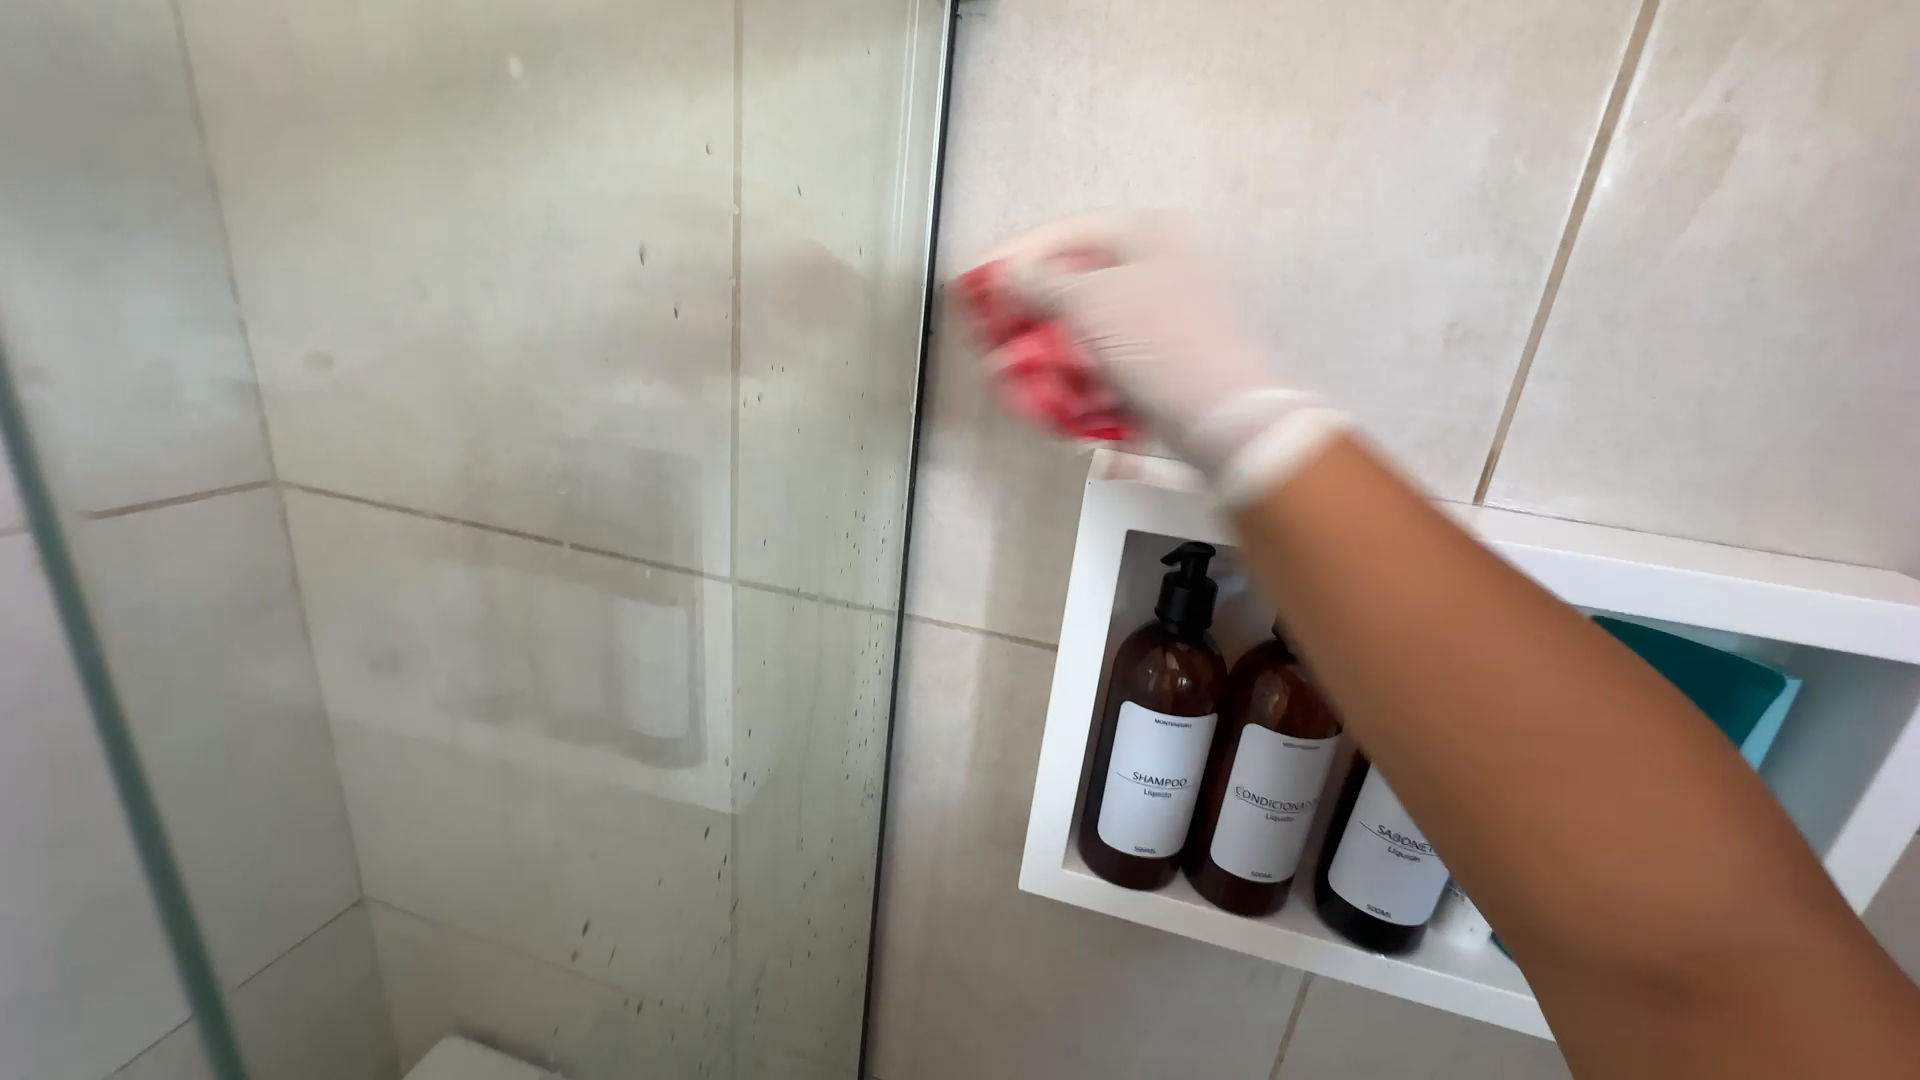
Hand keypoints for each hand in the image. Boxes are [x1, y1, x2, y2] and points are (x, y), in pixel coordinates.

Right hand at [960, 209, 1346, 504]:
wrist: (1229, 423)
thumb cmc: (1171, 349)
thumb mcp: (1094, 303)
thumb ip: (1043, 282)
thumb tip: (1011, 273)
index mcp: (1151, 236)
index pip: (1066, 233)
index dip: (1015, 256)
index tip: (978, 279)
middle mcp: (1159, 271)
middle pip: (1073, 286)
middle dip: (1026, 317)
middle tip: (993, 335)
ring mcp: (1160, 323)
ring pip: (1085, 332)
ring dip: (1045, 356)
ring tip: (1015, 378)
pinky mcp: (1159, 367)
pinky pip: (1104, 366)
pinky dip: (1075, 381)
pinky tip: (1053, 399)